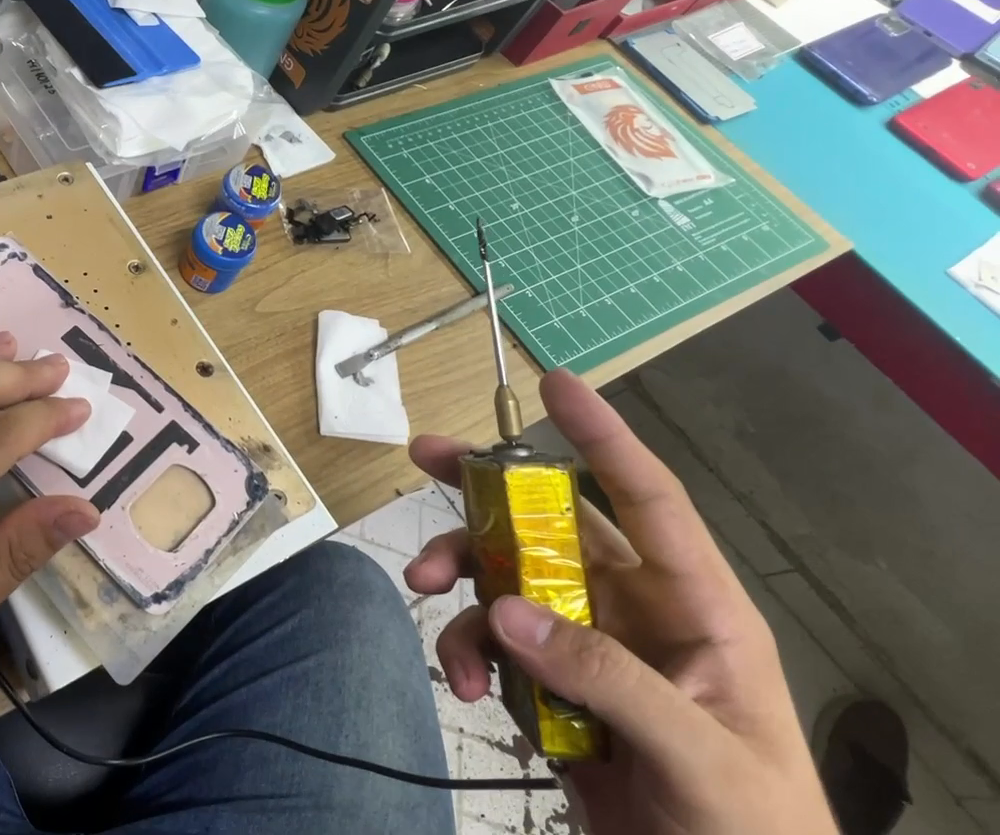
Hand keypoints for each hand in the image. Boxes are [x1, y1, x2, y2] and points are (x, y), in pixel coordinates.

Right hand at [405, 370, 834, 834]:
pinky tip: (465, 688)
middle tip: (422, 455)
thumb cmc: (754, 831)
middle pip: (547, 524)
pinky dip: (464, 652)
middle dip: (483, 488)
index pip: (648, 501)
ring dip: (458, 582)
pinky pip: (490, 642)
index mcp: (693, 608)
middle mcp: (631, 610)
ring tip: (422, 598)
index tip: (555, 385)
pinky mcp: (547, 683)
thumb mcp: (700, 755)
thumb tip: (504, 610)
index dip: (603, 437)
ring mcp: (583, 645)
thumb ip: (608, 678)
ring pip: (502, 580)